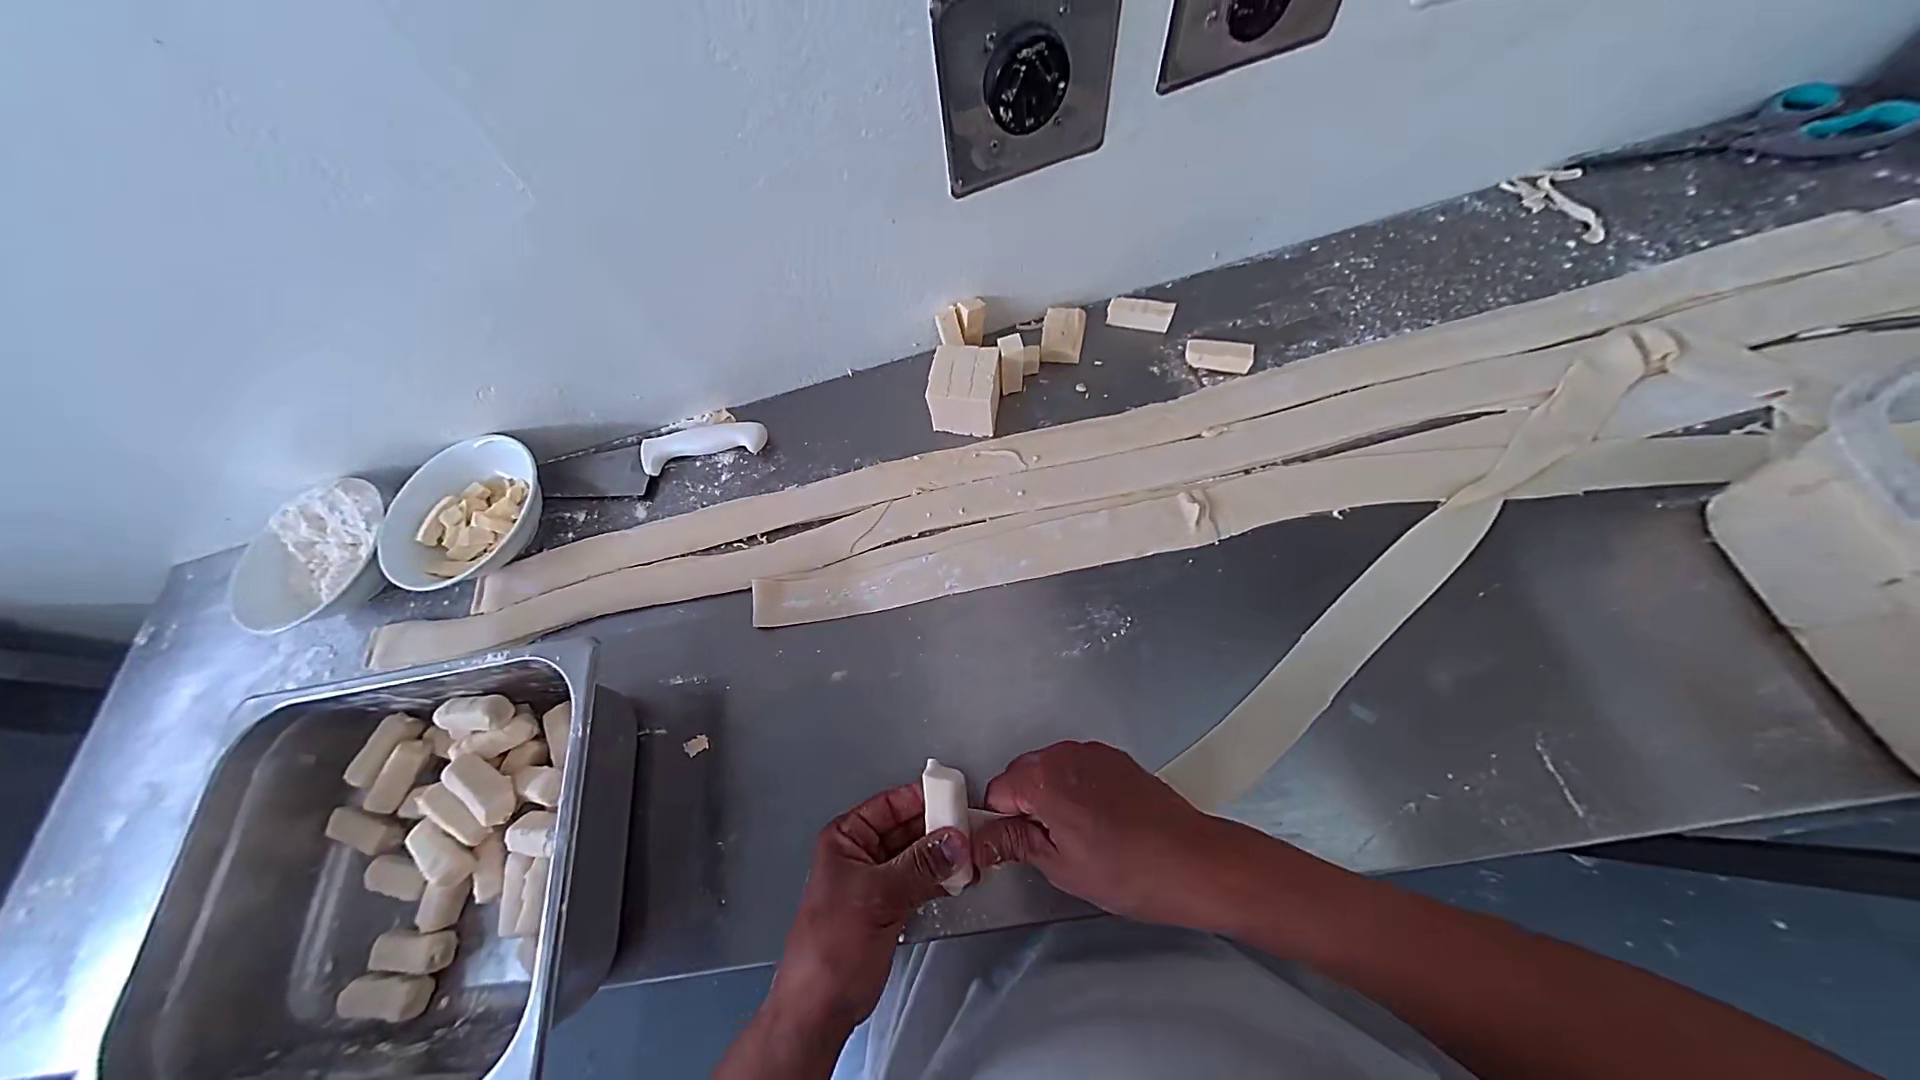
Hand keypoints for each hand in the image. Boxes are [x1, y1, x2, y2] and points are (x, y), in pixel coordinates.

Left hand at [772, 783, 970, 1027]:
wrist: (820, 1010)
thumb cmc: (826, 952)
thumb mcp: (878, 895)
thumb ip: (920, 865)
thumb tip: (951, 842)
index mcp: (845, 840)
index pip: (888, 804)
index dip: (920, 798)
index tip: (951, 795)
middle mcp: (859, 855)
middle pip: (906, 828)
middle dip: (937, 829)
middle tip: (967, 828)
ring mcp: (875, 881)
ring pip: (916, 855)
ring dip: (941, 855)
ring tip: (967, 853)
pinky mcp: (889, 905)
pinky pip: (920, 880)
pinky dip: (939, 878)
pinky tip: (957, 878)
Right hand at [972, 740, 1249, 927]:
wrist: (1195, 862)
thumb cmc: (1135, 870)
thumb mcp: (1061, 866)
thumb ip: (1013, 843)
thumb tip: (984, 840)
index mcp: (1044, 779)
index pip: (996, 791)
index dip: (999, 821)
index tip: (1008, 843)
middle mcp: (1065, 755)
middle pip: (1020, 775)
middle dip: (1023, 807)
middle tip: (1045, 846)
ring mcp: (1093, 753)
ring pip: (1049, 770)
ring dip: (1050, 797)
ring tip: (1078, 837)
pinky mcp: (1114, 758)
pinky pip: (1078, 768)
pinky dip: (1076, 789)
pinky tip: (1097, 822)